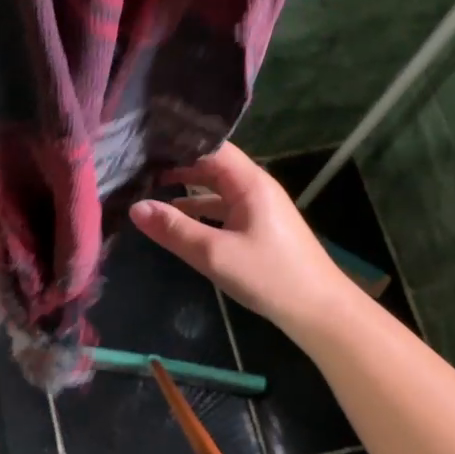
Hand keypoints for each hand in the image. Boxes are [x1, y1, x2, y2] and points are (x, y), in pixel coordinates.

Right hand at [131, 143, 354, 330]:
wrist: (318, 310)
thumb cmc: (269, 276)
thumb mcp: (215, 254)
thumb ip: (175, 230)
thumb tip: (136, 207)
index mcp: (249, 182)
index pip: (210, 147)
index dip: (178, 143)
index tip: (143, 145)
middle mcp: (254, 187)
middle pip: (211, 165)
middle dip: (176, 165)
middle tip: (137, 167)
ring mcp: (258, 207)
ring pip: (215, 188)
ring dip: (186, 189)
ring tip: (147, 190)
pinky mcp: (258, 227)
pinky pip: (223, 208)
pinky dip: (199, 210)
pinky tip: (177, 219)